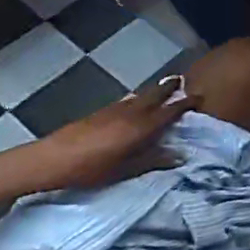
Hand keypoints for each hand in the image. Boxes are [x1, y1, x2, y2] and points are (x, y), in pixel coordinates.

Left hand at [0, 74, 198, 192]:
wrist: (51, 159)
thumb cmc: (92, 168)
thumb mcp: (127, 169)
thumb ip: (155, 160)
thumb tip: (181, 156)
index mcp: (141, 127)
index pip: (170, 111)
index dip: (185, 103)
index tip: (199, 97)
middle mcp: (130, 113)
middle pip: (154, 95)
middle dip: (169, 87)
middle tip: (181, 80)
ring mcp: (113, 110)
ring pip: (139, 96)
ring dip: (152, 91)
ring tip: (162, 88)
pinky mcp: (99, 113)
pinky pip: (125, 101)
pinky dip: (137, 98)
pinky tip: (134, 102)